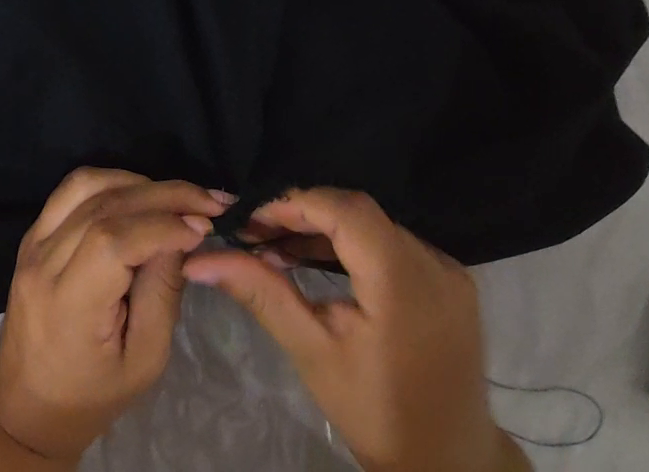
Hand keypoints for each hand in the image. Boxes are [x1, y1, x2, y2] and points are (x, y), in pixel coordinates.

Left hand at [0, 168, 226, 467]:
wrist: (29, 401)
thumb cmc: (93, 392)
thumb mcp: (145, 359)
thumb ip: (162, 294)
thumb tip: (183, 235)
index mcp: (69, 302)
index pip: (112, 240)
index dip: (161, 225)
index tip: (205, 225)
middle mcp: (43, 261)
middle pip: (102, 205)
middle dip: (163, 195)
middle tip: (209, 201)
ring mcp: (32, 242)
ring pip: (84, 185)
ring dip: (137, 182)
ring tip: (179, 198)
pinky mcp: (33, 235)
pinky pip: (70, 191)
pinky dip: (110, 183)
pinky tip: (143, 196)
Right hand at [182, 189, 528, 471]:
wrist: (447, 459)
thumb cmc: (374, 409)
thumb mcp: (310, 351)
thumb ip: (261, 292)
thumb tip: (198, 260)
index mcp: (402, 281)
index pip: (344, 210)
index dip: (293, 203)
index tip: (248, 220)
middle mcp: (433, 263)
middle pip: (358, 212)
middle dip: (301, 213)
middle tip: (254, 233)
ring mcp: (447, 271)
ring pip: (374, 224)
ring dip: (323, 227)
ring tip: (276, 247)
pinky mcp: (449, 280)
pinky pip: (392, 242)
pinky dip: (351, 242)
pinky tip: (316, 259)